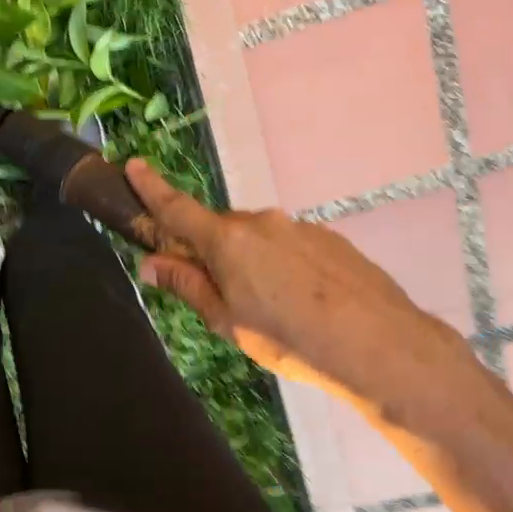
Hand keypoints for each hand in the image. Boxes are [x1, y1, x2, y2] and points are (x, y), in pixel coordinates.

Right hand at [124, 160, 486, 423]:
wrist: (379, 344)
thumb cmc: (289, 339)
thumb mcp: (227, 321)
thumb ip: (188, 286)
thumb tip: (151, 263)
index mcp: (227, 241)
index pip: (177, 209)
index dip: (151, 189)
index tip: (133, 166)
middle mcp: (260, 222)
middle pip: (219, 229)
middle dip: (209, 251)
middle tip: (217, 293)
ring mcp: (298, 227)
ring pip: (255, 239)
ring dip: (248, 262)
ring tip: (268, 308)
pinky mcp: (328, 239)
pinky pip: (287, 246)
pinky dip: (280, 266)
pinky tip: (300, 302)